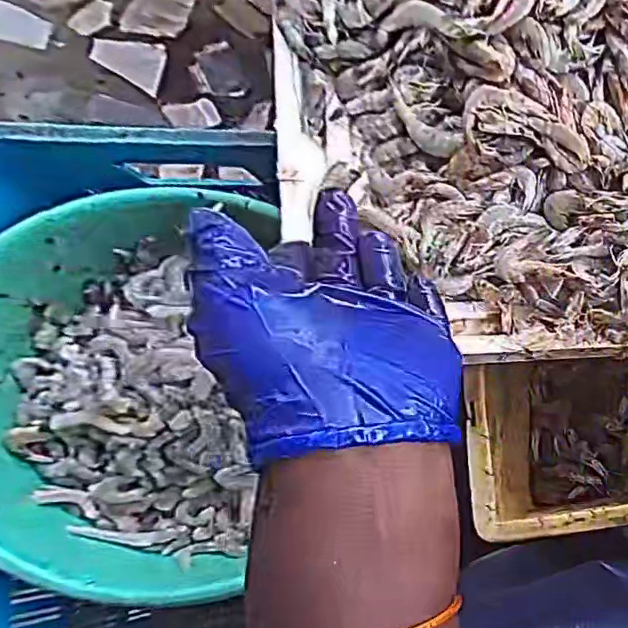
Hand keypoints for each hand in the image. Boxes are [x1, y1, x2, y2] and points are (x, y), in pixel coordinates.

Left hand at [187, 191, 459, 467]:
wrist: (358, 427)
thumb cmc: (291, 376)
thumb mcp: (230, 305)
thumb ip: (219, 258)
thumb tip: (204, 220)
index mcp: (290, 307)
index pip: (293, 258)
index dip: (296, 229)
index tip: (300, 202)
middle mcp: (334, 316)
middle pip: (339, 260)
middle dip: (337, 227)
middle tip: (336, 199)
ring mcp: (381, 327)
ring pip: (381, 276)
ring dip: (378, 250)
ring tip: (373, 227)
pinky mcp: (422, 339)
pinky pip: (423, 305)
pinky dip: (419, 289)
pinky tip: (414, 274)